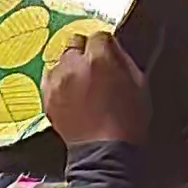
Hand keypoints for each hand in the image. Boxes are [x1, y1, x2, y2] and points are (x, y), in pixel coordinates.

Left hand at [42, 31, 149, 145]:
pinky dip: (60, 81)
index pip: (100, 35)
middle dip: (87, 51)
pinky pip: (50, 77)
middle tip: (96, 67)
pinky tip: (71, 92)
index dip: (107, 45)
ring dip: (72, 66)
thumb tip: (114, 48)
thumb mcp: (140, 84)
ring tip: (82, 82)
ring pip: (62, 59)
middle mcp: (74, 64)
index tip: (111, 55)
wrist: (104, 152)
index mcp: (101, 58)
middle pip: (76, 42)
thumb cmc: (128, 120)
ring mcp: (58, 81)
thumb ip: (124, 60)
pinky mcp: (47, 96)